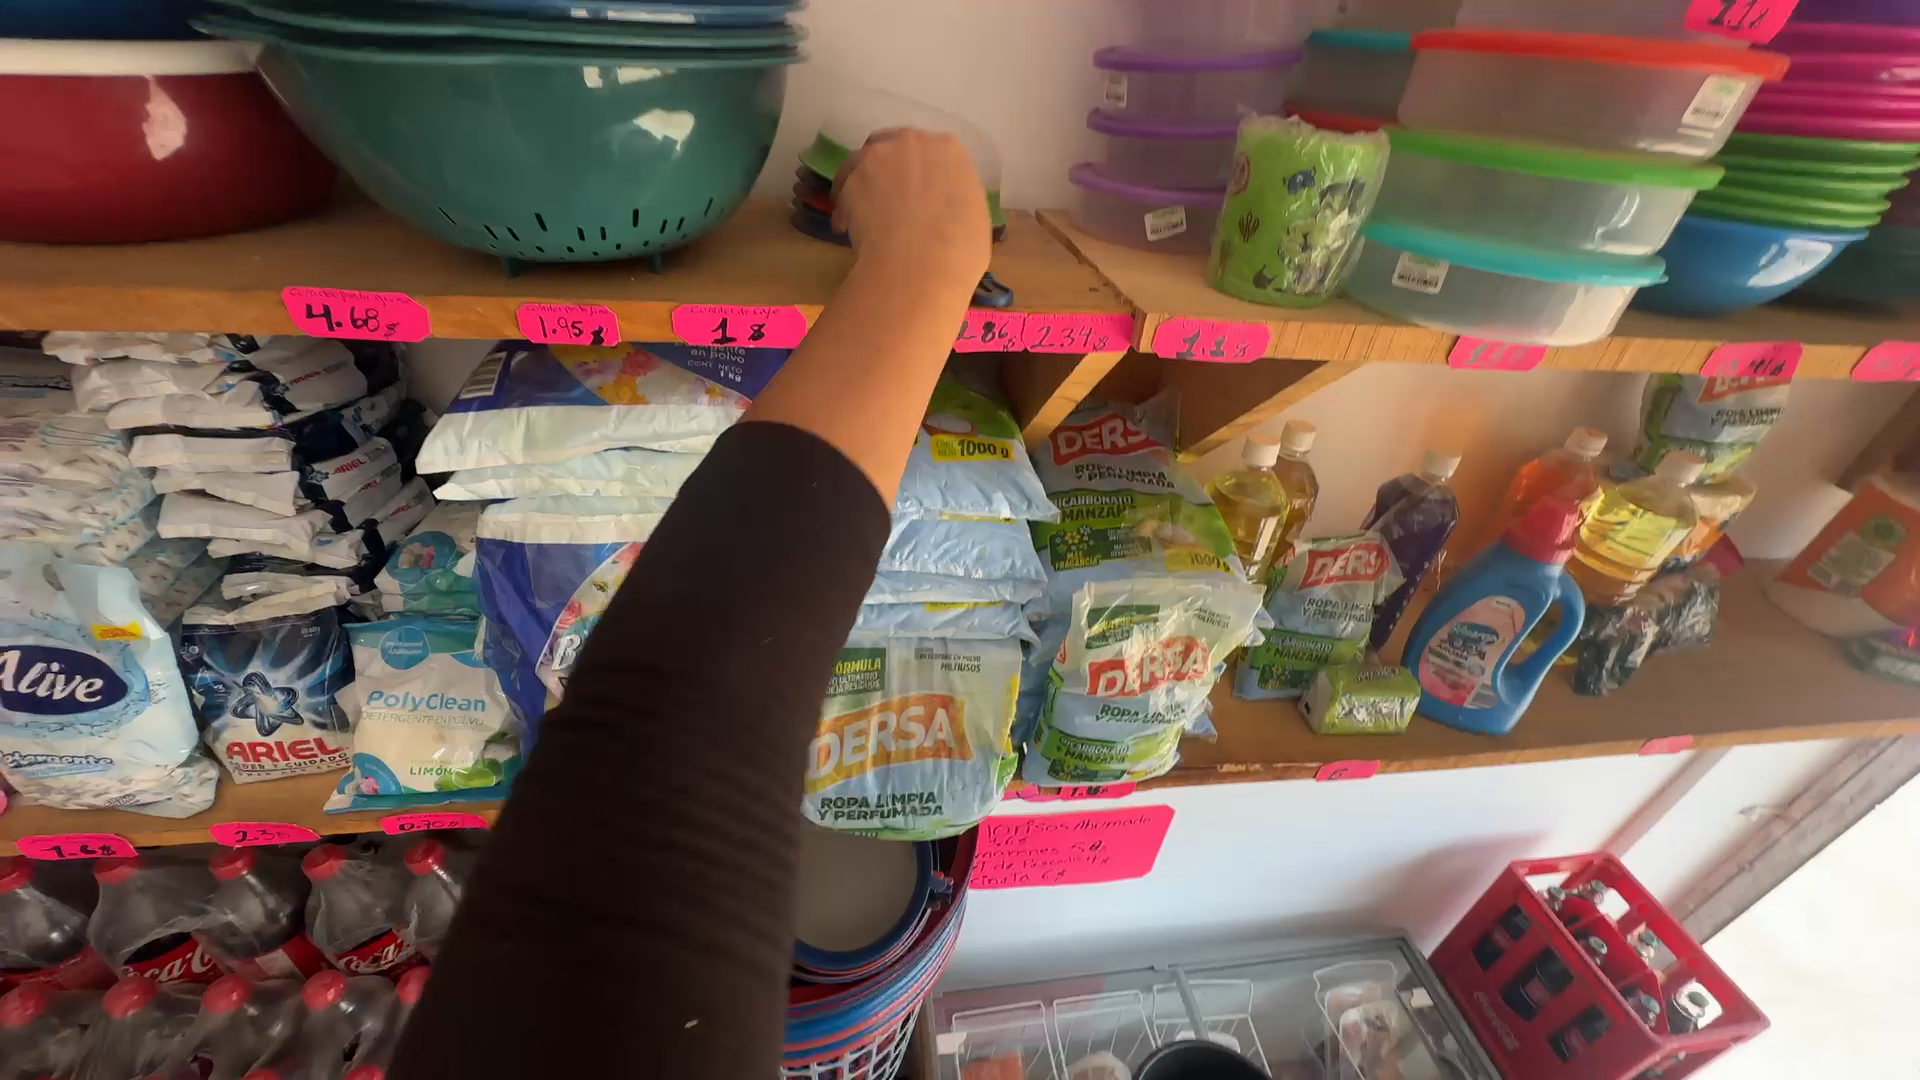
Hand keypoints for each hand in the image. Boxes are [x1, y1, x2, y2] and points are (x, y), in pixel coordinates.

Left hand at [833, 128, 991, 282]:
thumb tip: (946, 211)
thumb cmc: (960, 252)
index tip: (918, 195)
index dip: (921, 175)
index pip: (932, 154)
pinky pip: (844, 191)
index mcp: (950, 151)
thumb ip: (958, 202)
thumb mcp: (975, 221)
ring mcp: (879, 157)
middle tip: (886, 201)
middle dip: (887, 171)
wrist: (922, 267)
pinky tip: (847, 230)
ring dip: (862, 184)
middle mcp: (913, 142)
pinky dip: (845, 207)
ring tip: (861, 216)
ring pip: (862, 163)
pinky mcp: (852, 180)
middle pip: (892, 148)